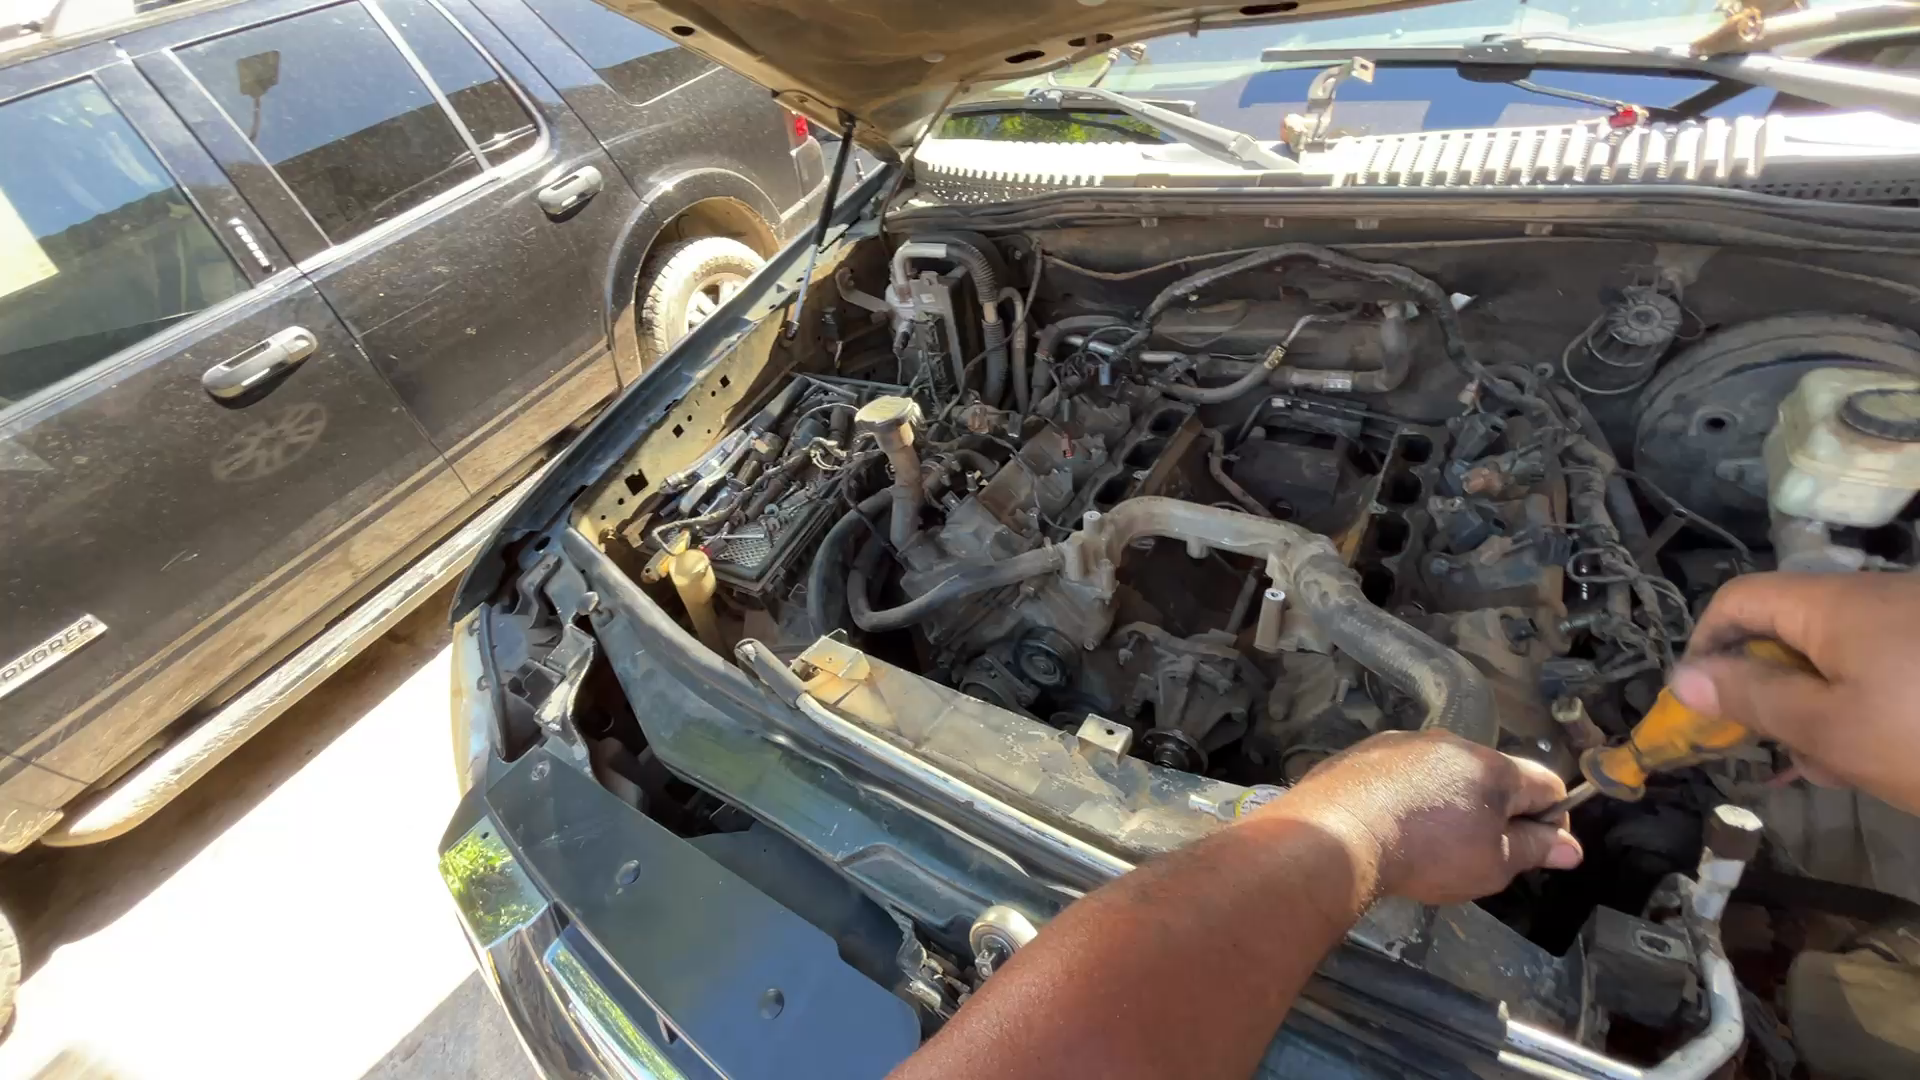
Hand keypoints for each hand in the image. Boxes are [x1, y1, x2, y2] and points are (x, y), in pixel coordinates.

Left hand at [1256, 730, 1582, 906]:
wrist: (1336, 832)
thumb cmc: (1425, 852)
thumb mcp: (1494, 863)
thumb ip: (1535, 849)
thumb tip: (1569, 846)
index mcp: (1488, 764)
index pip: (1547, 783)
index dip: (1552, 819)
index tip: (1536, 849)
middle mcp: (1445, 741)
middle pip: (1490, 774)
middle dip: (1495, 809)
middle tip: (1476, 849)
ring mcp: (1399, 742)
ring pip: (1442, 771)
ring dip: (1448, 799)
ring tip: (1426, 838)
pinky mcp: (1363, 751)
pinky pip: (1401, 771)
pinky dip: (1407, 793)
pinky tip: (1390, 821)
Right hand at [1670, 571, 1919, 813]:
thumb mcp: (1833, 731)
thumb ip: (1749, 699)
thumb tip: (1681, 678)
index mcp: (1839, 605)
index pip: (1737, 600)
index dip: (1707, 643)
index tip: (1709, 698)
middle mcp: (1889, 599)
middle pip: (1793, 629)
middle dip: (1772, 685)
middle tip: (1778, 744)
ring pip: (1850, 655)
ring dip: (1826, 703)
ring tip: (1843, 762)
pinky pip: (1902, 666)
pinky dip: (1882, 704)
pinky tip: (1896, 750)